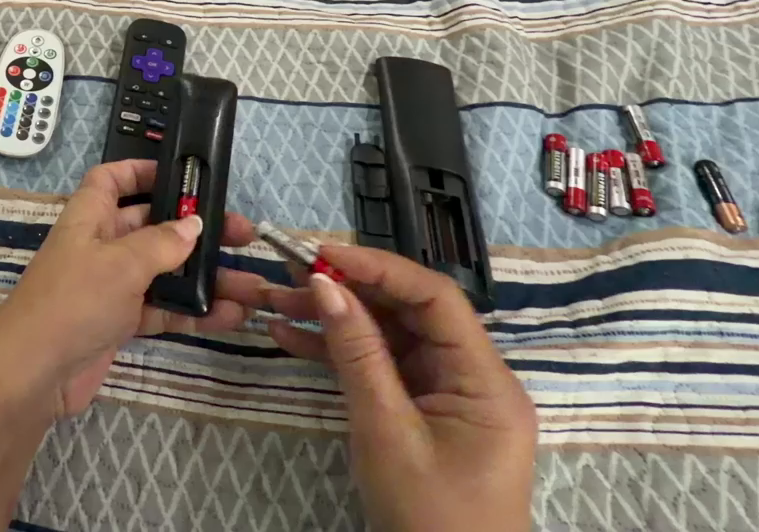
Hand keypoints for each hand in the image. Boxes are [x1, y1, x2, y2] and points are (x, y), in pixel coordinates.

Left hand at [0, 159, 258, 418]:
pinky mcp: (118, 322)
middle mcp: (99, 245)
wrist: (35, 373)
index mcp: (88, 217)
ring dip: (204, 277)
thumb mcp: (120, 263)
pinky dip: (193, 311)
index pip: (110, 180)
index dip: (141, 171)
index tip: (183, 175)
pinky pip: (162, 308)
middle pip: (151, 225)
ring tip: (252, 286)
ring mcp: (109, 286)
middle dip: (194, 229)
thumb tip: (193, 224)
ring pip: (163, 271)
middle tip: (243, 234)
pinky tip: (231, 316)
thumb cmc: (73, 301)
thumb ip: (160, 243)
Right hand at [262, 245, 536, 531]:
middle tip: (287, 273)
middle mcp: (470, 376)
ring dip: (332, 317)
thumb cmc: (429, 516)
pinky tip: (288, 337)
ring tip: (275, 301)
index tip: (321, 253)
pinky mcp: (420, 407)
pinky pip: (378, 363)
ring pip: (386, 333)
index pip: (434, 298)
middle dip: (346, 288)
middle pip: (407, 310)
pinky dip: (336, 350)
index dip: (377, 266)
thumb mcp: (385, 430)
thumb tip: (322, 283)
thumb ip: (356, 352)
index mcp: (484, 380)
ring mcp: (444, 392)